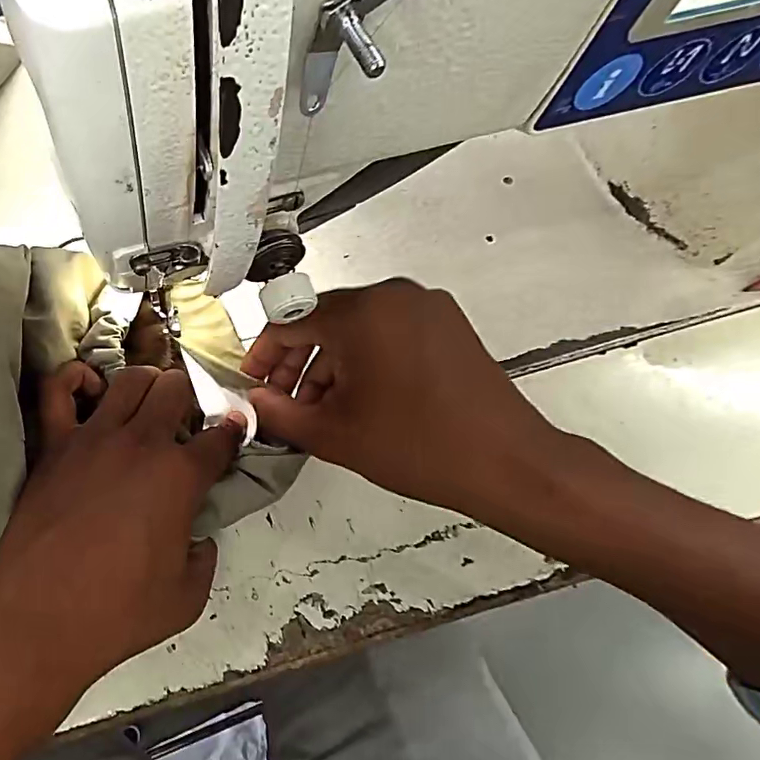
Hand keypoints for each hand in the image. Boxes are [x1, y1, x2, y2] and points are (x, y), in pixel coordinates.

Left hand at [0, 362, 243, 691]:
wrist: (39, 617)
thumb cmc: (114, 613)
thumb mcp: (186, 596)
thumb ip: (203, 558)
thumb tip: (196, 542)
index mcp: (180, 477)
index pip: (220, 436)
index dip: (231, 432)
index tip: (230, 434)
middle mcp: (141, 445)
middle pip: (177, 389)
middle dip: (191, 398)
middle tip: (187, 421)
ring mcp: (94, 439)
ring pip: (130, 379)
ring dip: (148, 384)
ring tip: (149, 403)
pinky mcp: (54, 446)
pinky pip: (58, 390)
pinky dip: (76, 379)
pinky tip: (89, 390)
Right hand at [242, 279, 573, 515]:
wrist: (504, 462)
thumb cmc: (428, 446)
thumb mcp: (332, 434)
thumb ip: (279, 412)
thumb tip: (258, 400)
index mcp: (362, 314)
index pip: (289, 321)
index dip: (262, 354)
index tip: (255, 378)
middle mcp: (395, 297)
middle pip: (323, 321)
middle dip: (296, 363)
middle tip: (284, 399)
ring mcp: (426, 308)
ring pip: (356, 328)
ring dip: (330, 365)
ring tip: (321, 409)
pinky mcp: (446, 325)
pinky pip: (388, 332)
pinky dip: (364, 360)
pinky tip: (358, 399)